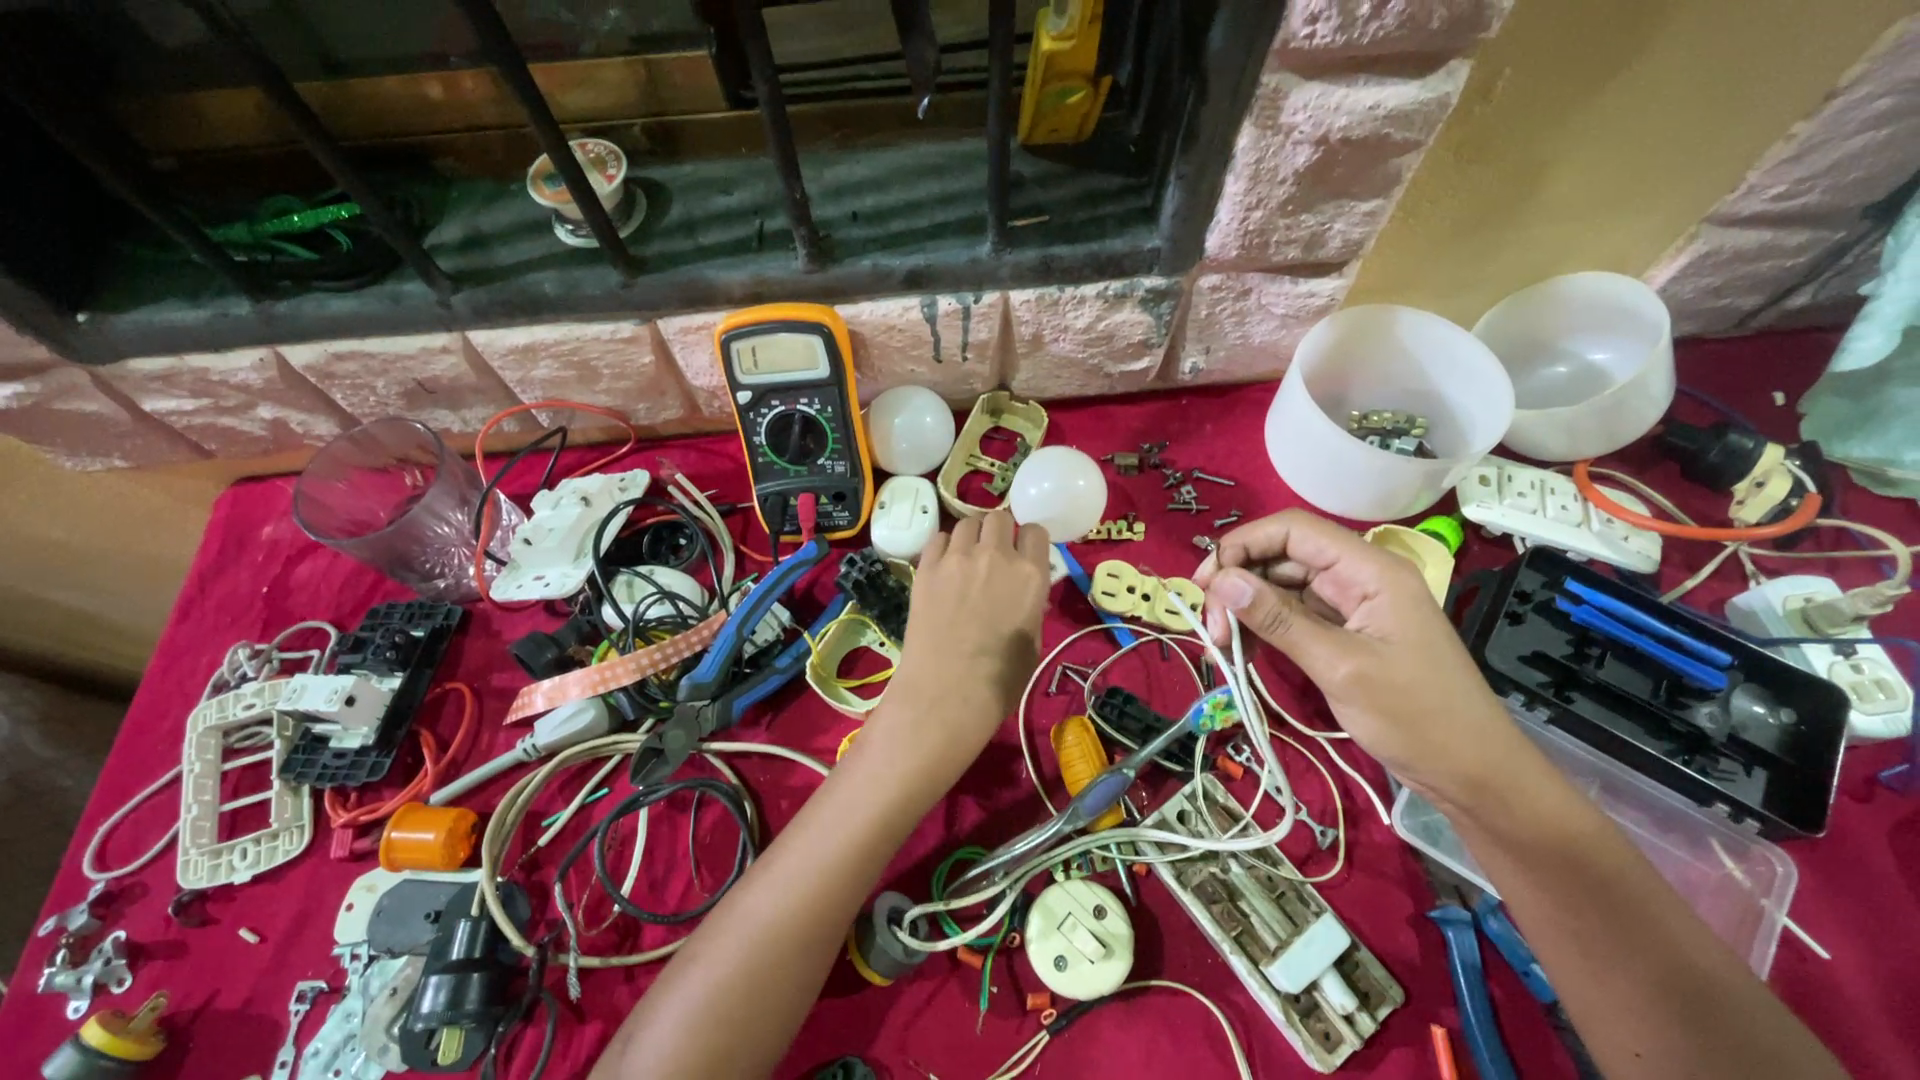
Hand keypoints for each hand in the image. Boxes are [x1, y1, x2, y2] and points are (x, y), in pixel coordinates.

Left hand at [871, 509, 1051, 767]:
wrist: (946, 693)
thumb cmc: (999, 680)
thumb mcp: (1033, 641)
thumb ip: (1030, 604)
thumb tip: (1023, 591)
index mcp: (1031, 575)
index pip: (1036, 531)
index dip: (1030, 541)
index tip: (1024, 554)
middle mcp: (996, 556)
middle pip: (1000, 518)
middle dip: (1000, 532)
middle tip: (995, 554)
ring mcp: (957, 558)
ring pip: (967, 522)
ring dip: (972, 535)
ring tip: (968, 556)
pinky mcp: (926, 568)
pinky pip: (937, 538)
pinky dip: (944, 546)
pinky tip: (944, 565)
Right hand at [1193, 509, 1524, 805]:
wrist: (1470, 771)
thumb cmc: (1415, 716)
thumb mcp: (1340, 666)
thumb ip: (1279, 620)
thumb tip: (1223, 581)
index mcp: (1370, 570)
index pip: (1294, 530)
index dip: (1243, 546)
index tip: (1205, 584)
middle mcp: (1359, 577)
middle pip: (1283, 557)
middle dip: (1239, 584)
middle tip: (1211, 630)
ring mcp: (1353, 606)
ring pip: (1283, 588)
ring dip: (1246, 609)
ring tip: (1222, 646)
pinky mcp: (1346, 634)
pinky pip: (1294, 617)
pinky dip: (1264, 629)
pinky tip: (1244, 652)